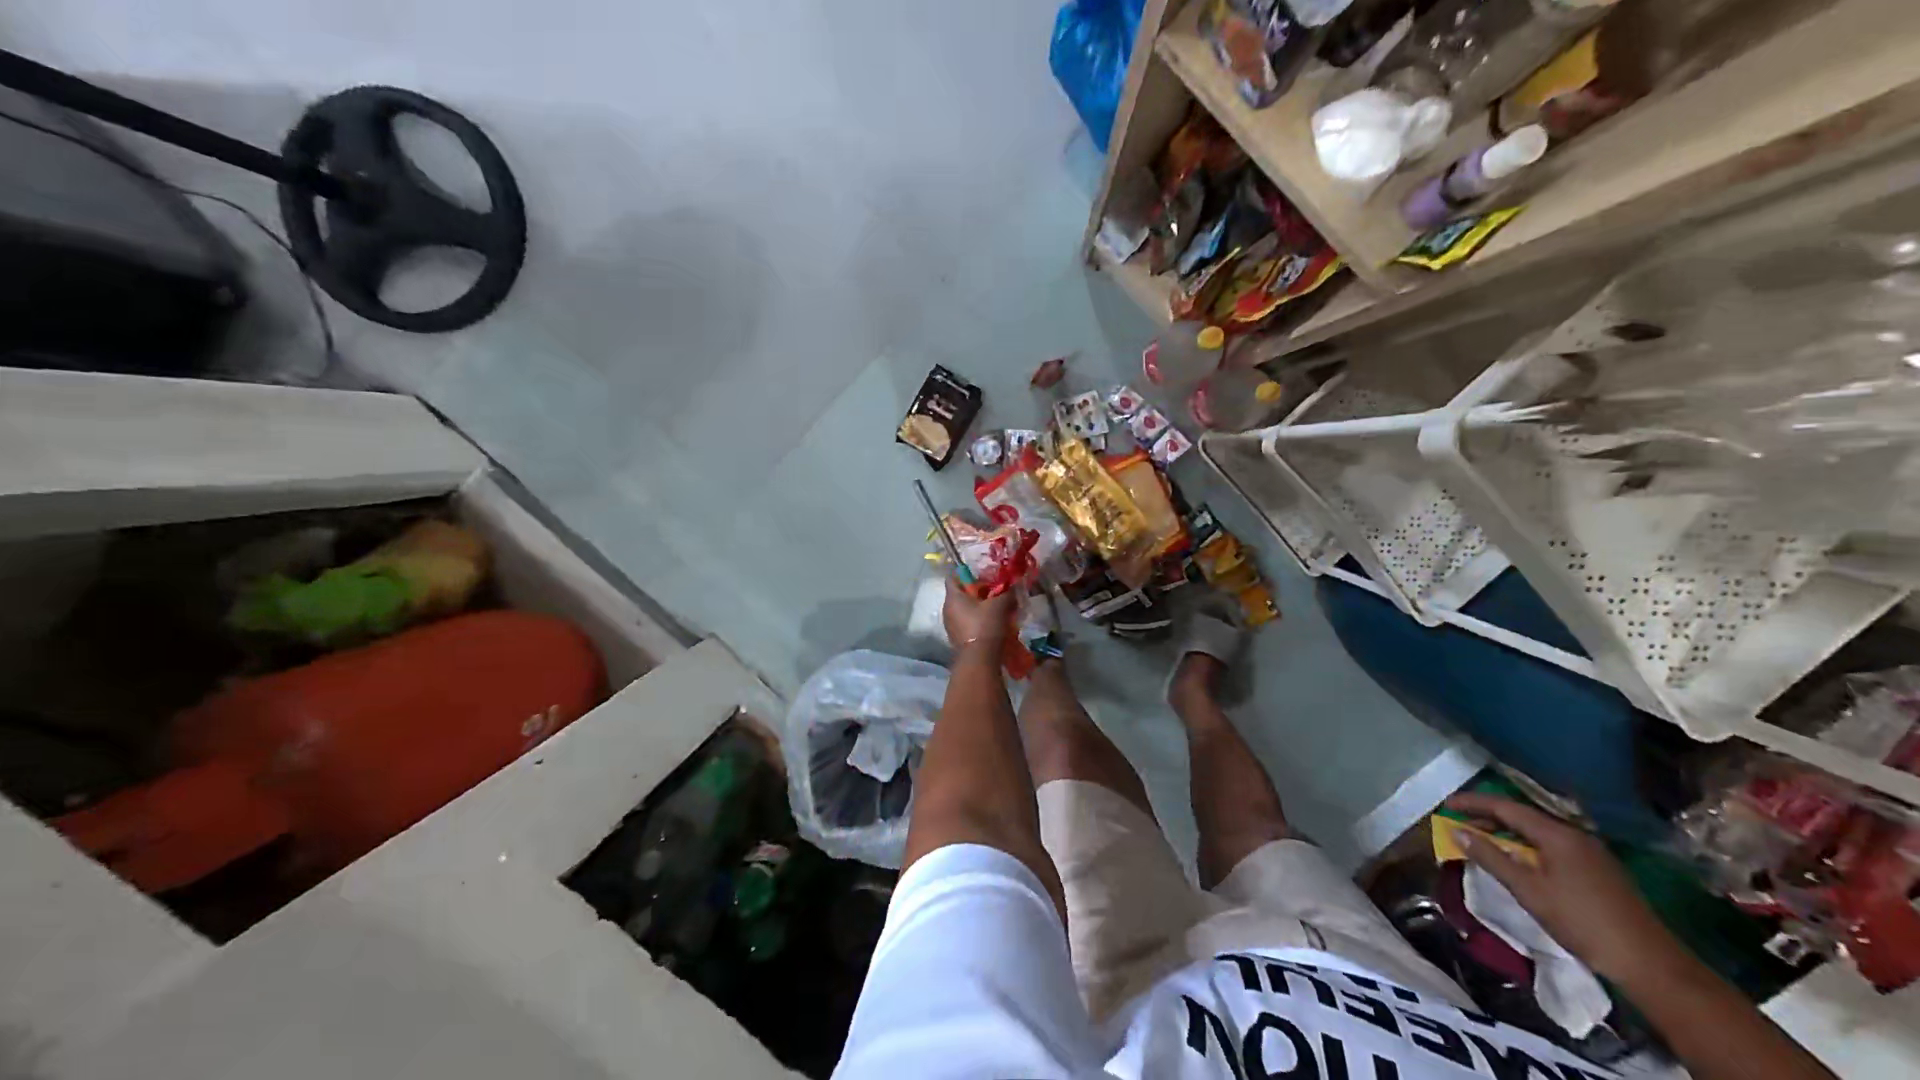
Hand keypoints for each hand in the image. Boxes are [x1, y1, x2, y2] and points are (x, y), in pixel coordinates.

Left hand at [943, 579, 1014, 649]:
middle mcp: (947, 609)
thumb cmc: (985, 625)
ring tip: (995, 606)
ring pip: (963, 609)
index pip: (952, 577)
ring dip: (977, 606)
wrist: (979, 659)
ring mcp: (950, 625)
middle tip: (993, 589)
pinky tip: (991, 622)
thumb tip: (1014, 585)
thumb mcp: (1000, 605)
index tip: (981, 573)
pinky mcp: (957, 638)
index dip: (965, 572)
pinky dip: (976, 619)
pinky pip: (966, 622)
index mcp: (953, 597)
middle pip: (960, 593)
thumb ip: (1007, 592)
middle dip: (976, 590)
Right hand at [1446, 793, 1677, 982]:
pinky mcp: (1599, 869)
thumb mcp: (1528, 890)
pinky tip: (1518, 859)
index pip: (1506, 807)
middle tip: (1460, 824)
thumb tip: (1458, 831)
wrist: (1648, 962)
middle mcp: (1575, 835)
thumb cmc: (1580, 921)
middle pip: (1523, 816)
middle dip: (1488, 817)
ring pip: (1538, 831)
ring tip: (1483, 841)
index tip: (1446, 805)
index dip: (1473, 803)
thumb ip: (1491, 857)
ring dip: (1508, 832)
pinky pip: (1552, 845)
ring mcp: (1591, 852)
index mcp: (1557, 834)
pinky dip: (1527, 845)